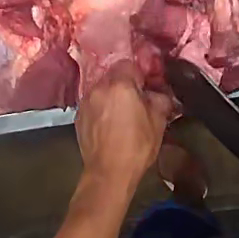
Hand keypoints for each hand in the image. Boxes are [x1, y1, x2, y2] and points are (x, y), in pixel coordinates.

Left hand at [75, 63, 171, 189]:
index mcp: (120, 85)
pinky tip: (111, 125)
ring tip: (124, 114)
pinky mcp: (78, 116)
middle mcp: (99, 88)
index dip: (141, 74)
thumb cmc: (137, 146)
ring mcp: (85, 102)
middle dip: (126, 84)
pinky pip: (94, 103)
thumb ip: (160, 100)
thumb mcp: (158, 122)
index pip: (130, 64)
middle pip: (114, 75)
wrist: (109, 173)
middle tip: (139, 101)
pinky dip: (102, 108)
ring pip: (102, 89)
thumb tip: (158, 94)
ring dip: (113, 96)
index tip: (148, 87)